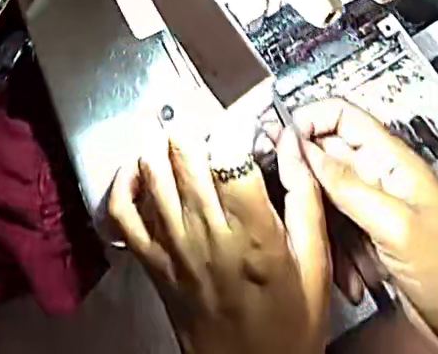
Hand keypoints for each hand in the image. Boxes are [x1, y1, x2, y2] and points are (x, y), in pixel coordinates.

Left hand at [108, 134, 329, 353]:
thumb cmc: (287, 325)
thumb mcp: (314, 265)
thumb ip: (304, 197)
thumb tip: (291, 142)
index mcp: (251, 233)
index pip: (231, 153)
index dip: (237, 121)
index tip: (247, 113)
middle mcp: (206, 234)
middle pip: (186, 152)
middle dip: (199, 125)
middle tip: (213, 124)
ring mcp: (172, 246)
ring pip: (153, 170)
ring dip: (164, 143)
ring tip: (181, 137)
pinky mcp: (151, 260)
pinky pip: (122, 211)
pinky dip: (125, 182)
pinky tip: (140, 167)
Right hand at [291, 100, 437, 353]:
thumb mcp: (399, 227)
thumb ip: (349, 185)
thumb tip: (305, 149)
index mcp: (392, 159)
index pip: (340, 114)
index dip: (308, 120)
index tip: (280, 140)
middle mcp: (381, 178)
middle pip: (326, 156)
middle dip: (309, 181)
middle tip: (295, 204)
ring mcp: (377, 211)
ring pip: (327, 198)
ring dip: (323, 226)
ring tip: (338, 257)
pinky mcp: (374, 242)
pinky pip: (337, 233)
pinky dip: (336, 254)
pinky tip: (352, 279)